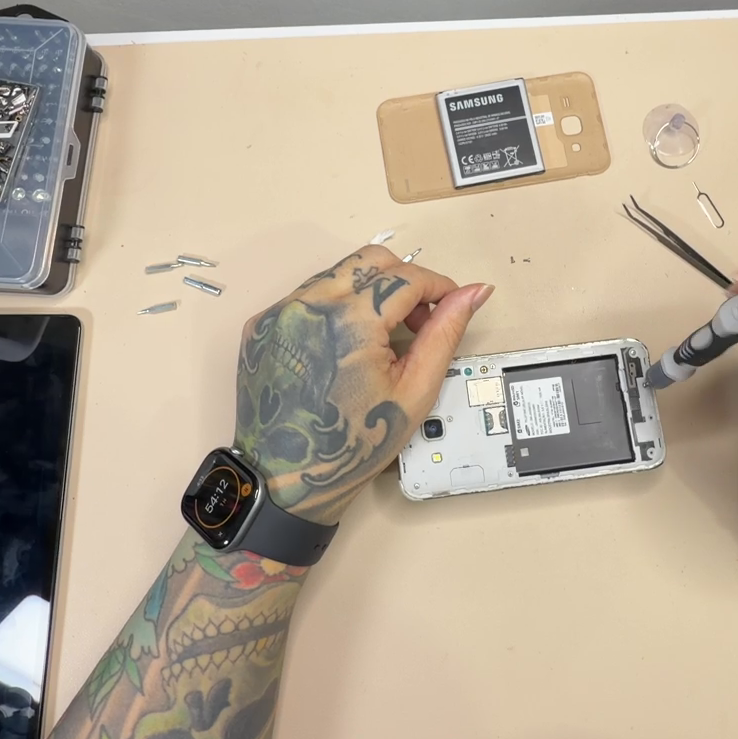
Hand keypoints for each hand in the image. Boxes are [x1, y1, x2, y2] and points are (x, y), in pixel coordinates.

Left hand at [236, 245, 492, 523]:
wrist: (286, 478)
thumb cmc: (353, 444)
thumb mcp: (414, 390)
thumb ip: (445, 332)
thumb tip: (474, 292)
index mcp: (351, 322)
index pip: (407, 276)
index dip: (438, 286)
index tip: (450, 303)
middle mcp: (310, 305)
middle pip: (371, 260)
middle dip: (404, 279)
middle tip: (418, 319)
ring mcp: (281, 312)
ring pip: (339, 272)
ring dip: (371, 290)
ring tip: (383, 335)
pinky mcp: (263, 323)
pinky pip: (310, 294)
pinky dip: (337, 306)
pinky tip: (347, 345)